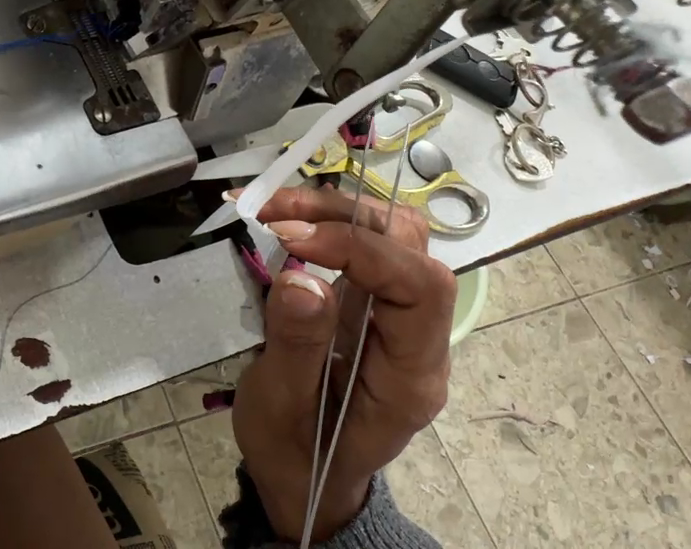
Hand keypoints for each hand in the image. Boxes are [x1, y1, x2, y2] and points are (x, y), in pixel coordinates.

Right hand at [232, 185, 456, 540]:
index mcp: (411, 375)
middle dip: (343, 215)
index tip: (289, 238)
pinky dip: (326, 222)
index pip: (418, 287)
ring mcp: (398, 320)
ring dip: (334, 210)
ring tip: (272, 210)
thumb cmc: (293, 453)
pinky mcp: (373, 307)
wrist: (305, 479)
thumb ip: (295, 344)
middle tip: (272, 213)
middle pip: (412, 249)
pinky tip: (286, 223)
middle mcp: (419, 339)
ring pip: (393, 236)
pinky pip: (367, 248)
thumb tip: (301, 277)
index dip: (359, 248)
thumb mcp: (280, 407)